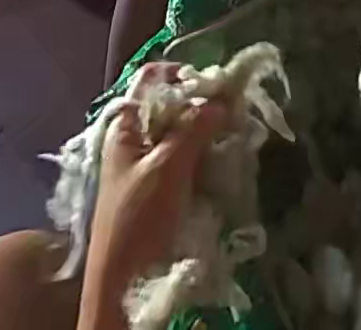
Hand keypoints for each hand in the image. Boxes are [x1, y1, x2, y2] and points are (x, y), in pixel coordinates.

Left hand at [82, 65, 227, 318]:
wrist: (124, 287)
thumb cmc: (138, 219)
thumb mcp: (167, 166)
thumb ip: (195, 127)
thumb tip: (225, 97)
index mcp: (126, 127)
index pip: (153, 80)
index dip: (182, 73)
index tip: (214, 82)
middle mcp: (138, 138)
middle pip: (174, 103)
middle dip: (205, 101)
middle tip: (234, 106)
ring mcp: (152, 162)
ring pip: (187, 129)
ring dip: (211, 127)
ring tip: (236, 128)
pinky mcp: (167, 185)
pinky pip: (192, 154)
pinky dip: (210, 150)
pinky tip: (229, 153)